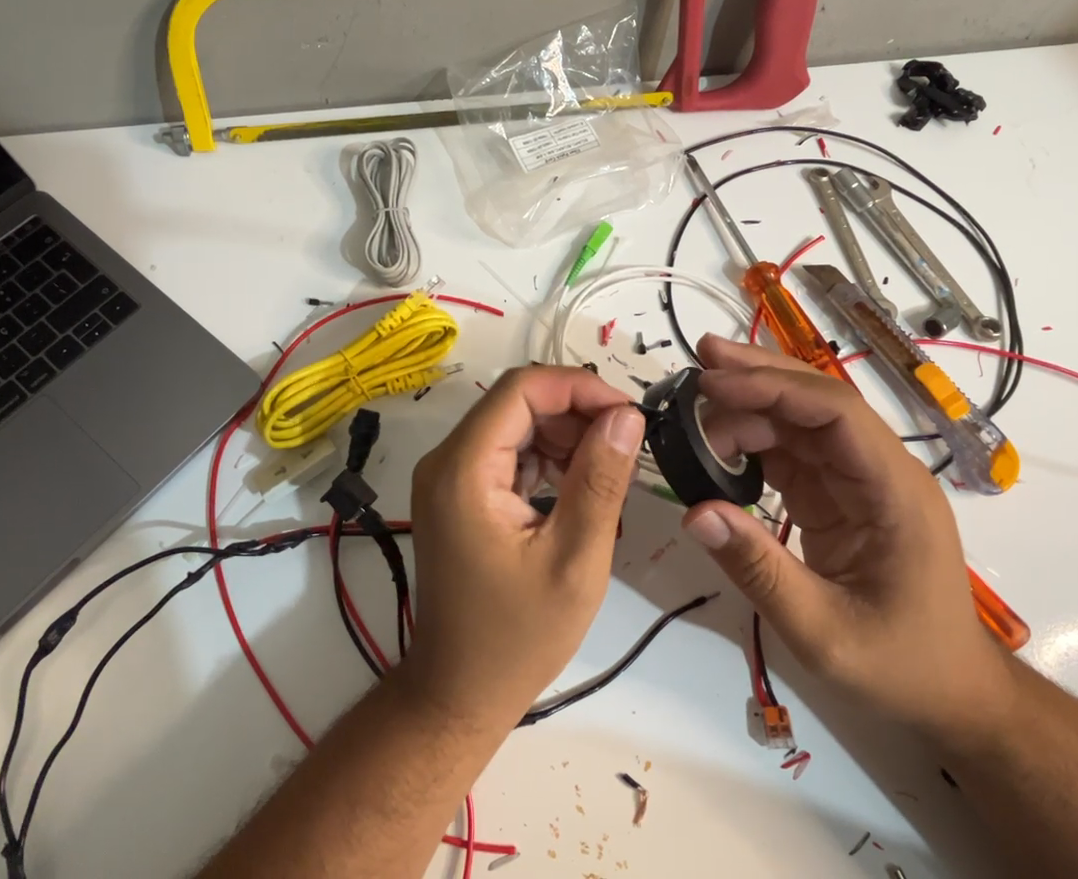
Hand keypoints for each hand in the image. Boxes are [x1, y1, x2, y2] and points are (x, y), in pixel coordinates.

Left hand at [401, 366, 645, 726]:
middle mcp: (446, 462)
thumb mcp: (574, 558)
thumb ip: (600, 480)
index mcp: (464, 470)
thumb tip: (627, 415)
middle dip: (576, 411)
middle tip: (628, 444)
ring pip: (513, 425)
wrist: (460, 690)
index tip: (630, 414)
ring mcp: (448, 479)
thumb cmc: (518, 636)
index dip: (580, 387)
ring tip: (610, 471)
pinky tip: (580, 486)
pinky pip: (505, 454)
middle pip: (516, 403)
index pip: (521, 389)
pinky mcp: (458, 496)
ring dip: (564, 435)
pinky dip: (546, 459)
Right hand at [680, 335, 1013, 739]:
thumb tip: (694, 513)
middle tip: (699, 358)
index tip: (712, 382)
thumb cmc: (900, 667)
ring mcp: (861, 485)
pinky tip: (717, 443)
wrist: (951, 696)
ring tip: (695, 404)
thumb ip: (759, 570)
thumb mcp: (823, 631)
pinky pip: (795, 455)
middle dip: (760, 378)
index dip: (773, 389)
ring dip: (751, 408)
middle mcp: (881, 474)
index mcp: (894, 493)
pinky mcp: (841, 500)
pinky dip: (755, 443)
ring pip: (803, 424)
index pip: (836, 414)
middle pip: (819, 404)